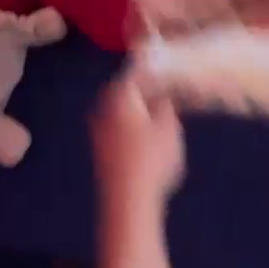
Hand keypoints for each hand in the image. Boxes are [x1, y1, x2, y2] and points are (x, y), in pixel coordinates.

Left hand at [91, 82, 185, 231]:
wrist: (128, 201)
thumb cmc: (151, 159)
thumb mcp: (169, 127)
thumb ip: (166, 104)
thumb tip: (163, 92)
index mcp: (119, 98)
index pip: (133, 73)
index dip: (151, 68)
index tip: (166, 66)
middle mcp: (103, 110)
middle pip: (124, 90)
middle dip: (143, 86)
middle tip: (165, 85)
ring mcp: (99, 131)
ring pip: (120, 108)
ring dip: (138, 105)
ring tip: (161, 107)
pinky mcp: (101, 149)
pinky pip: (118, 124)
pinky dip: (133, 121)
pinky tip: (148, 130)